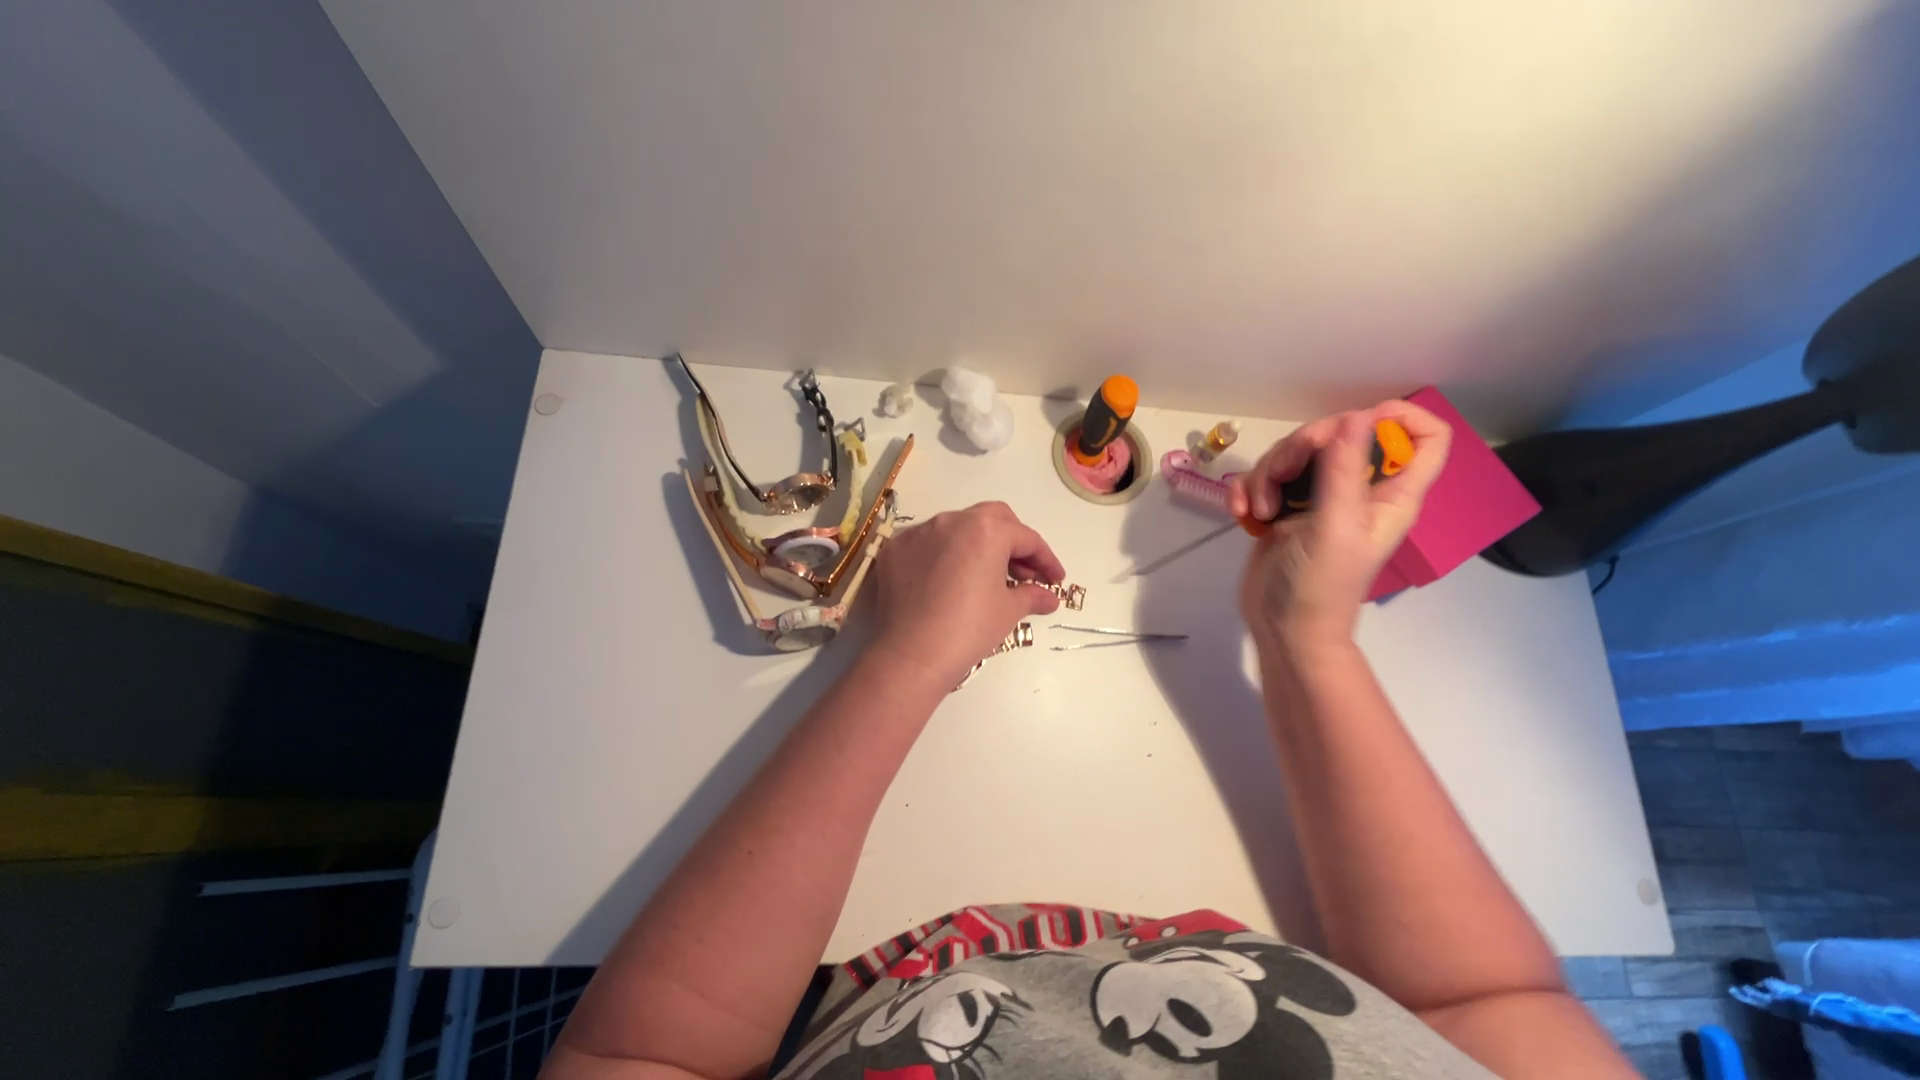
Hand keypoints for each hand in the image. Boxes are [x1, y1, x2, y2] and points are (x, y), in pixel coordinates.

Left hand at [864, 502, 1066, 687]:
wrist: (913, 655)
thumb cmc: (969, 629)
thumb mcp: (1009, 611)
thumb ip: (1032, 595)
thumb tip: (1049, 597)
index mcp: (986, 530)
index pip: (1026, 538)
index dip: (1046, 560)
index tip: (1055, 580)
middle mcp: (951, 521)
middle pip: (992, 519)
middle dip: (1013, 541)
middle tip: (1023, 571)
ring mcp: (919, 533)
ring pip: (957, 528)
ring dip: (977, 545)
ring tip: (986, 576)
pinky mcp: (895, 550)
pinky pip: (927, 545)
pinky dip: (944, 556)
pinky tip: (949, 581)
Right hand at [1230, 400, 1451, 650]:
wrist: (1284, 631)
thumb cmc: (1321, 587)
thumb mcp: (1335, 527)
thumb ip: (1345, 471)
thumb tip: (1357, 416)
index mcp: (1391, 494)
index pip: (1426, 437)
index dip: (1400, 418)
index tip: (1354, 423)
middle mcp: (1360, 490)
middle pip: (1339, 433)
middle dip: (1301, 446)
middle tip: (1281, 476)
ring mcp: (1320, 498)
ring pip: (1295, 453)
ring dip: (1267, 473)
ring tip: (1259, 510)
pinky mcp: (1284, 508)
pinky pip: (1266, 478)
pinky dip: (1249, 490)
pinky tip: (1242, 514)